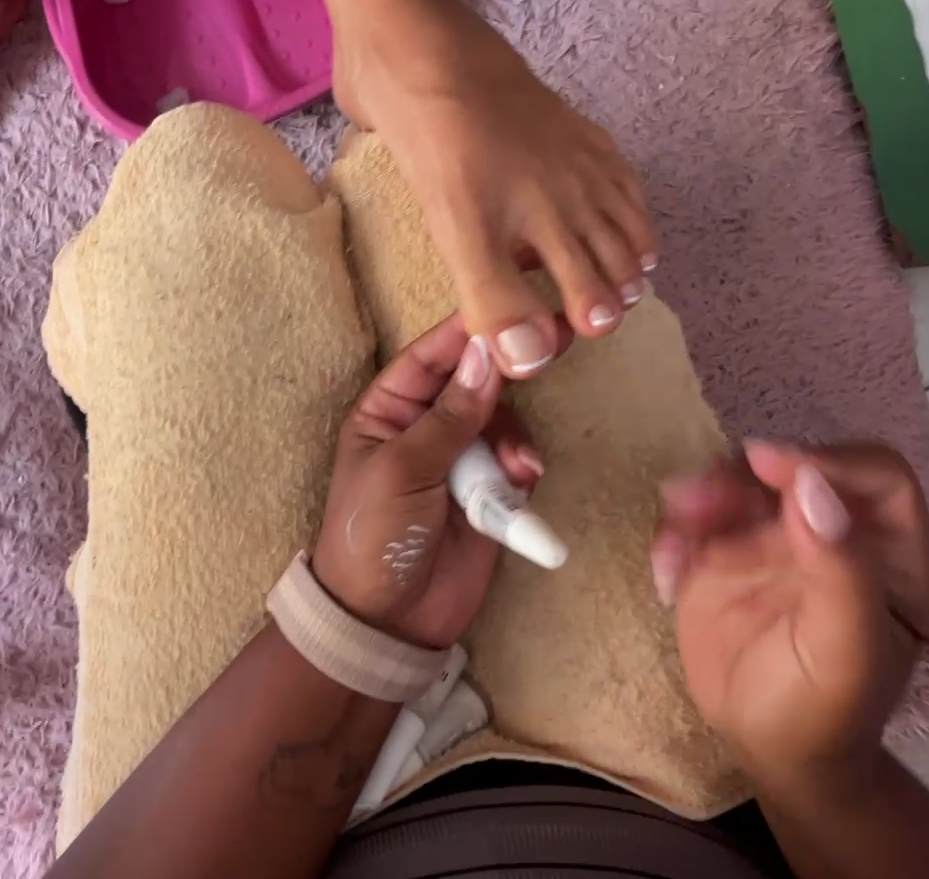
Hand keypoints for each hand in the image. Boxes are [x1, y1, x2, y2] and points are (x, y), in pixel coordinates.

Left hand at [311, 314, 554, 647]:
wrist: (387, 620)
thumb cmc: (373, 534)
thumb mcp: (402, 470)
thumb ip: (447, 416)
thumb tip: (483, 353)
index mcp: (389, 409)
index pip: (432, 355)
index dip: (470, 331)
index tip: (515, 307)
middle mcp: (426, 425)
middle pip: (477, 380)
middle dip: (508, 374)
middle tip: (554, 345)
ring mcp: (460, 458)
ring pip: (503, 420)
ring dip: (514, 436)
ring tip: (516, 467)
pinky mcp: (490, 492)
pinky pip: (517, 460)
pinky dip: (523, 466)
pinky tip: (522, 481)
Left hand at [331, 0, 656, 379]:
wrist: (415, 34)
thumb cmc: (431, 136)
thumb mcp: (456, 226)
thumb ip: (495, 296)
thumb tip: (534, 363)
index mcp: (554, 216)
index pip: (591, 286)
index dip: (589, 317)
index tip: (583, 338)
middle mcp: (577, 183)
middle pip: (614, 247)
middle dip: (614, 287)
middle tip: (608, 316)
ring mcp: (572, 144)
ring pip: (618, 206)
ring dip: (624, 244)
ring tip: (628, 273)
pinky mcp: (556, 114)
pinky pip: (607, 161)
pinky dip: (620, 190)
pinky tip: (610, 194)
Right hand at [651, 441, 928, 786]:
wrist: (763, 746)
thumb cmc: (821, 710)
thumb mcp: (842, 651)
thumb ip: (839, 569)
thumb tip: (810, 485)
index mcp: (883, 552)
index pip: (873, 475)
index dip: (826, 459)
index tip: (770, 469)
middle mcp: (825, 533)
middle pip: (787, 468)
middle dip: (739, 477)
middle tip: (694, 501)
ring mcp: (767, 541)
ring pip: (732, 484)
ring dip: (697, 497)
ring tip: (674, 540)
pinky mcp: (717, 553)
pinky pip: (690, 520)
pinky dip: (671, 534)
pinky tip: (666, 571)